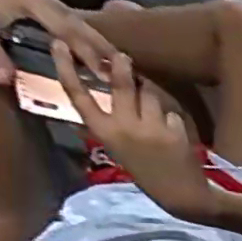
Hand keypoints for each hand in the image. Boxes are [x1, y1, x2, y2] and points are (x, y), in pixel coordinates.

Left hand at [0, 0, 117, 86]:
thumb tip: (5, 82)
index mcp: (34, 7)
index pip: (69, 33)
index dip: (88, 54)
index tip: (105, 74)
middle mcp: (47, 2)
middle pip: (84, 28)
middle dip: (105, 50)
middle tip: (126, 73)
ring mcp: (49, 0)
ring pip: (84, 24)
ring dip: (102, 43)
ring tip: (121, 64)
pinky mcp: (47, 1)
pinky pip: (76, 21)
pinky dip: (91, 36)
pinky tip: (101, 48)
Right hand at [55, 42, 216, 223]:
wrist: (182, 195)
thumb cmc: (147, 172)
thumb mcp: (118, 147)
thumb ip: (113, 120)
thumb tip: (112, 87)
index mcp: (104, 133)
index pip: (78, 94)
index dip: (66, 68)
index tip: (59, 45)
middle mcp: (124, 127)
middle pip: (120, 84)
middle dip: (121, 67)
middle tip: (122, 57)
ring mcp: (151, 129)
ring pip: (150, 96)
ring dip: (152, 98)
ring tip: (156, 118)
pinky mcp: (174, 132)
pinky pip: (171, 114)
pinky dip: (172, 121)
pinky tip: (174, 136)